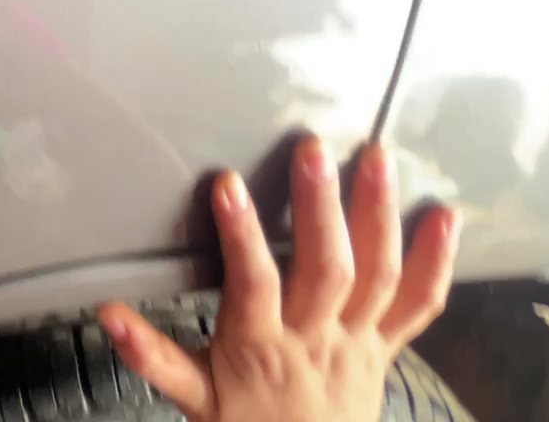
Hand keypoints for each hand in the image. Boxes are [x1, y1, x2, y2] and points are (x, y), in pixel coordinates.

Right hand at [97, 138, 459, 421]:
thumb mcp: (190, 396)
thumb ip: (150, 354)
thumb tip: (106, 313)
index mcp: (260, 345)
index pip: (254, 283)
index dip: (243, 234)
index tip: (227, 185)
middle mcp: (316, 338)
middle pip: (328, 270)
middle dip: (320, 205)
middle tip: (312, 151)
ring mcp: (359, 341)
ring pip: (380, 276)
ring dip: (379, 215)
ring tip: (377, 160)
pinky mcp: (386, 346)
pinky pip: (420, 303)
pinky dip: (436, 260)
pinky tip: (443, 217)